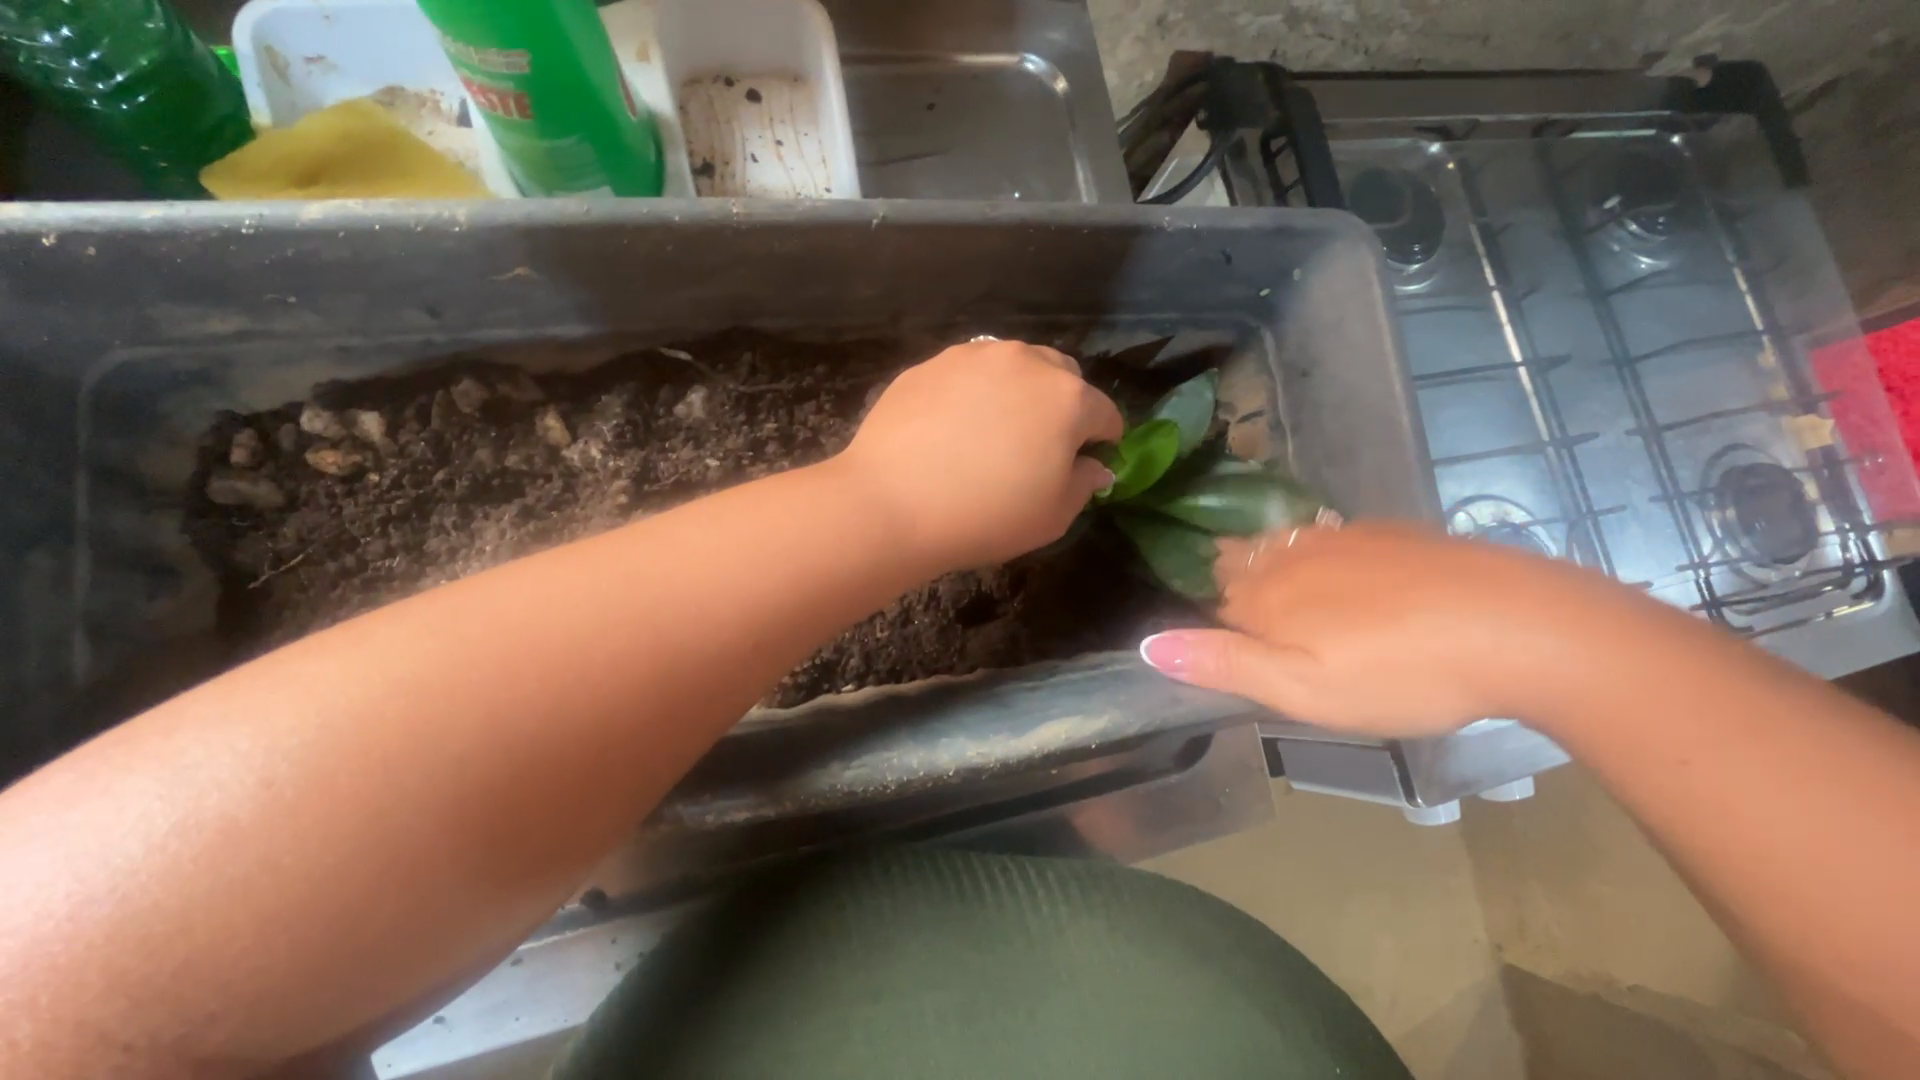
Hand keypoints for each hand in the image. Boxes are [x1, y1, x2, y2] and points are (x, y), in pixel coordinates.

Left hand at [838, 338, 1122, 570]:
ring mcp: (973, 357)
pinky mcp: (929, 364)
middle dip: (1063, 405)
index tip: (1089, 461)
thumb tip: (1095, 465)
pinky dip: (972, 393)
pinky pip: (966, 374)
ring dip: (1018, 390)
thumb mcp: (1053, 516)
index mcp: (1068, 399)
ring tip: (995, 430)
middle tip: (1041, 444)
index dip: (1103, 440)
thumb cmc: (986, 517)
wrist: (892, 503)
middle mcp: (1026, 363)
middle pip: (1061, 376)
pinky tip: (951, 429)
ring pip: (1012, 365)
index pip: (1104, 413)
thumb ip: (1084, 484)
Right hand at [1136, 522, 1643, 735]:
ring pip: (1285, 545)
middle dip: (1230, 581)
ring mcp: (1346, 538)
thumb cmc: (1402, 674)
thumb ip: (1224, 665)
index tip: (1208, 637)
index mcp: (1268, 595)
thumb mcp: (1304, 691)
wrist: (1518, 627)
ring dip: (1272, 565)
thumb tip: (1146, 643)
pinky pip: (1333, 537)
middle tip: (1241, 617)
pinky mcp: (1393, 535)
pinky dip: (1321, 555)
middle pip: (1242, 560)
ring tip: (1282, 596)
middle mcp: (1294, 555)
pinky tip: (1345, 578)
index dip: (1204, 614)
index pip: (1211, 595)